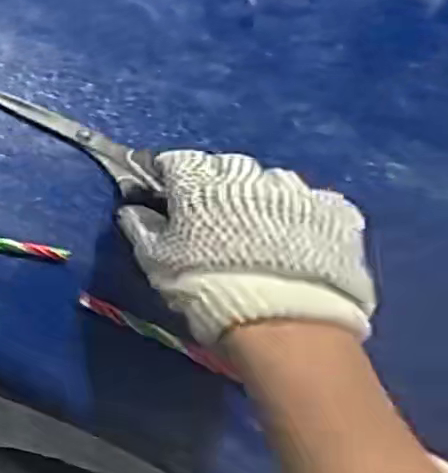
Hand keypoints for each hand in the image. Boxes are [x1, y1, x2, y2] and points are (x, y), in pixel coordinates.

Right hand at [116, 150, 374, 343]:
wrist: (277, 313)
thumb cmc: (200, 278)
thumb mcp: (153, 254)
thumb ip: (141, 225)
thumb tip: (133, 209)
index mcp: (199, 184)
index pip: (178, 159)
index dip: (165, 171)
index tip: (158, 186)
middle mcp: (250, 180)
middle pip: (228, 165)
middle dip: (213, 178)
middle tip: (203, 204)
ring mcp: (299, 196)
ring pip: (273, 179)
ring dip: (257, 191)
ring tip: (250, 215)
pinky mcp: (338, 216)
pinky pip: (314, 199)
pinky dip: (298, 207)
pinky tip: (291, 226)